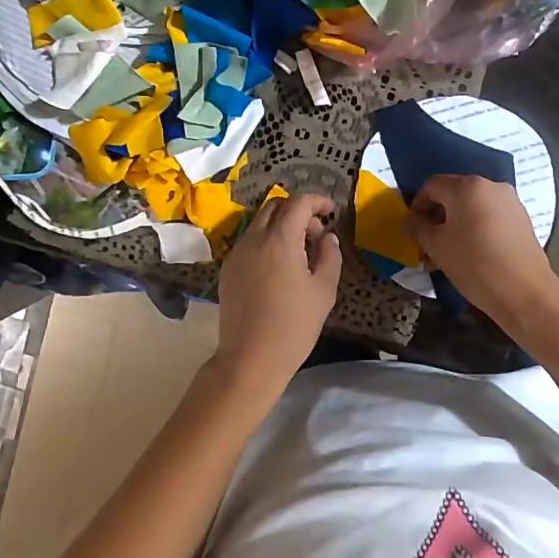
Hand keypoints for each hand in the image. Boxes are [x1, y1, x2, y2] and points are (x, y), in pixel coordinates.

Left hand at [213, 193, 342, 386]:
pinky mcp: (227, 269)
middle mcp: (253, 239)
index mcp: (279, 240)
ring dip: (281, 226)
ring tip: (299, 253)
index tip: (331, 211)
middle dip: (298, 211)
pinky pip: (248, 242)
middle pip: (274, 207)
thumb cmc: (294, 326)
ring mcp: (236, 253)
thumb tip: (327, 237)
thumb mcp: (323, 291)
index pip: (297, 203)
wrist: (250, 357)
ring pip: (258, 223)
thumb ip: (329, 256)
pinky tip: (278, 267)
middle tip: (316, 234)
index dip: (317, 200)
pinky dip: (266, 241)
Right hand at [404, 175, 558, 329]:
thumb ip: (417, 227)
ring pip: (472, 205)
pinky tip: (471, 251)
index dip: (417, 205)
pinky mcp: (522, 219)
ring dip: (455, 222)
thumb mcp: (435, 245)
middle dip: (437, 214)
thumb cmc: (473, 263)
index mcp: (466, 187)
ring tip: (448, 249)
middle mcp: (490, 186)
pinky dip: (475, 226)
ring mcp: (510, 201)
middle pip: (453, 193)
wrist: (524, 291)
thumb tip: (410, 220)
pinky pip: (489, 215)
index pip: (431, 185)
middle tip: (428, 239)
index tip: (412, 227)